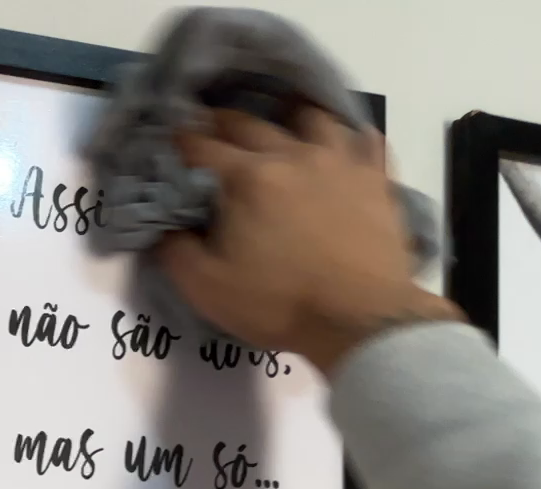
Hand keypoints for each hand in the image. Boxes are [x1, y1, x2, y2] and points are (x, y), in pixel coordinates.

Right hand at [159, 107, 463, 373]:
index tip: (166, 142)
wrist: (358, 318)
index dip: (178, 143)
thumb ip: (174, 251)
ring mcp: (341, 160)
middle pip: (250, 124)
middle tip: (206, 128)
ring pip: (309, 118)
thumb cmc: (274, 303)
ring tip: (275, 131)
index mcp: (246, 179)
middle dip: (221, 124)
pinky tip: (334, 148)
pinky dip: (342, 135)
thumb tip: (163, 225)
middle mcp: (293, 154)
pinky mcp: (376, 176)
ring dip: (283, 120)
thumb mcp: (205, 287)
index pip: (201, 148)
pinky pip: (361, 137)